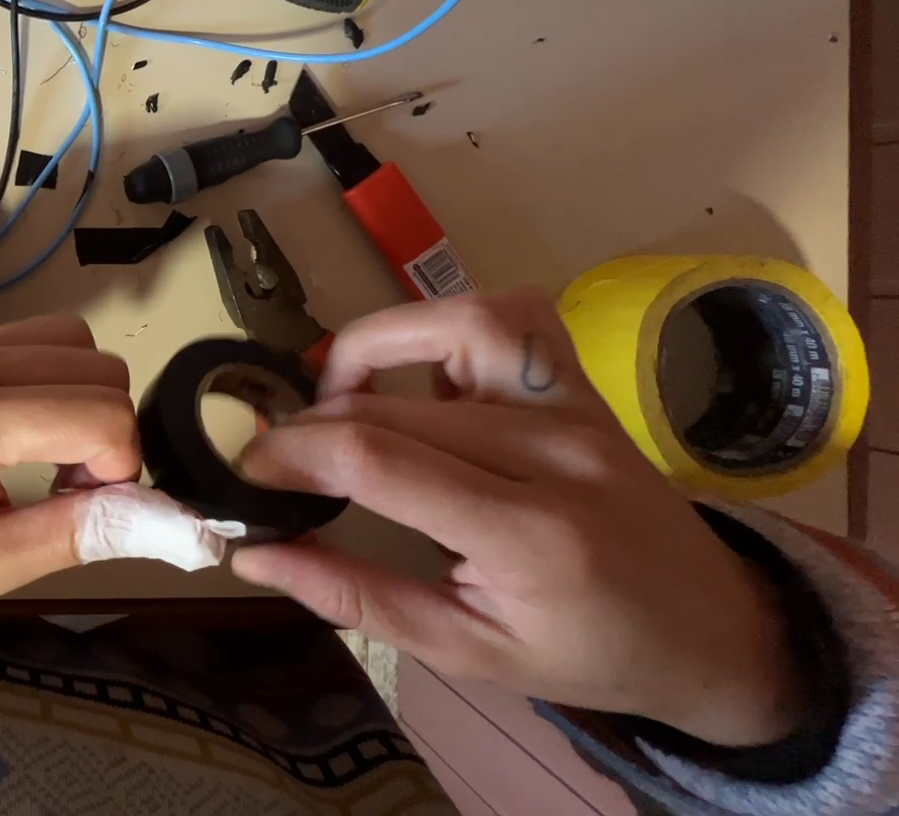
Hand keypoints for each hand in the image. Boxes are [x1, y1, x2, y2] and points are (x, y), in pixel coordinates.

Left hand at [0, 314, 140, 613]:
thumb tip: (170, 518)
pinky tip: (34, 426)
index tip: (87, 504)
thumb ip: (80, 534)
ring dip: (88, 398)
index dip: (120, 465)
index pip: (98, 413)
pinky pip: (42, 338)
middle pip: (99, 369)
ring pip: (78, 342)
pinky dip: (61, 377)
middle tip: (70, 486)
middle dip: (108, 432)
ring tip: (52, 454)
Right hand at [229, 288, 801, 746]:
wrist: (716, 629)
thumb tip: (252, 554)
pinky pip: (499, 315)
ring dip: (367, 349)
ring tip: (336, 396)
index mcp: (532, 535)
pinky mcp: (576, 381)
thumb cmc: (584, 649)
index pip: (376, 457)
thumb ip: (351, 596)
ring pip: (448, 325)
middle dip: (305, 427)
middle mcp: (555, 451)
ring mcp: (574, 404)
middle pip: (387, 404)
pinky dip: (433, 325)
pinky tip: (408, 375)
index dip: (290, 453)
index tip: (249, 472)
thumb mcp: (464, 651)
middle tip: (279, 462)